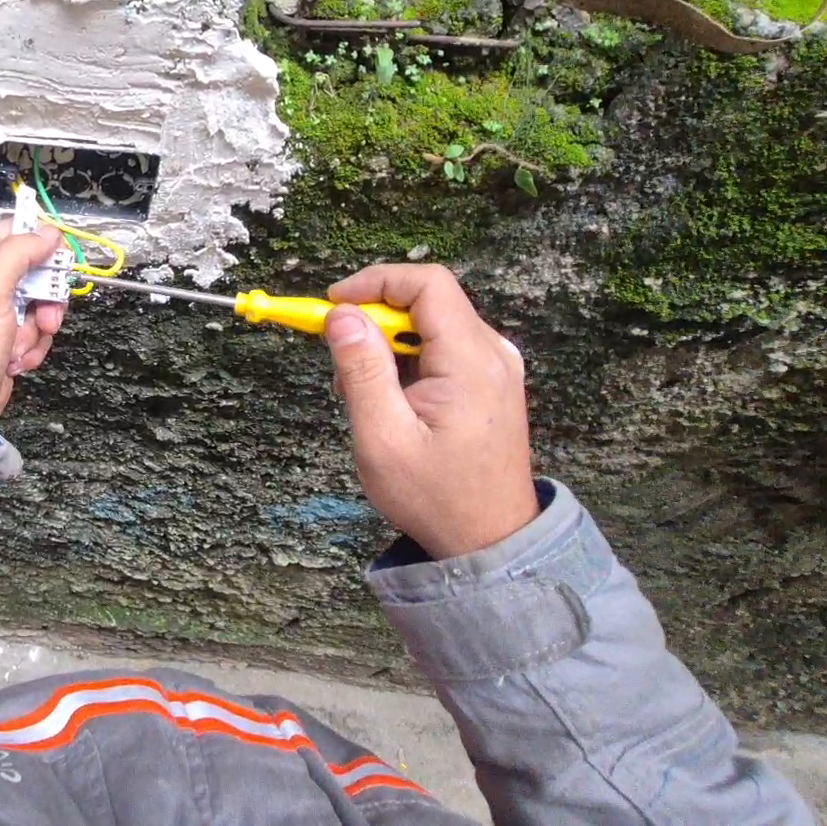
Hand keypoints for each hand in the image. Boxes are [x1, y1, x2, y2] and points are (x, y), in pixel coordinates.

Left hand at [0, 220, 66, 431]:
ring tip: (17, 345)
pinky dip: (32, 349)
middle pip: (38, 271)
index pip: (16, 231)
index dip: (42, 240)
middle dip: (47, 296)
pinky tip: (14, 360)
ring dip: (38, 330)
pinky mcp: (9, 339)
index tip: (58, 256)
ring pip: (43, 306)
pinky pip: (38, 334)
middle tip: (44, 314)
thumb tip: (46, 232)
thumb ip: (18, 253)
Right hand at [323, 264, 536, 559]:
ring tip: (359, 390)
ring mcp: (494, 367)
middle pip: (426, 300)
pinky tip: (385, 397)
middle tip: (337, 357)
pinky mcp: (486, 382)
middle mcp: (492, 354)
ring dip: (383, 342)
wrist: (489, 543)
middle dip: (371, 317)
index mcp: (472, 362)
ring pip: (428, 324)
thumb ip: (361, 370)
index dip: (374, 282)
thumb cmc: (433, 496)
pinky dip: (402, 358)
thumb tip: (340, 316)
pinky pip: (438, 347)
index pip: (427, 285)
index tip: (332, 305)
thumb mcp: (383, 437)